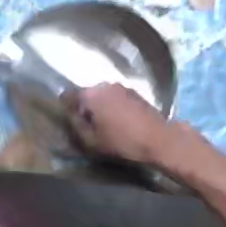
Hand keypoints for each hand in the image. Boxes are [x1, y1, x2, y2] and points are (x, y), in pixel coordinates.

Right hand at [64, 84, 187, 165]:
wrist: (160, 139)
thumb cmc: (122, 141)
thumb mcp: (91, 141)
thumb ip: (75, 126)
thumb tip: (70, 116)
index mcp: (91, 94)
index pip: (68, 95)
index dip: (66, 108)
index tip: (70, 122)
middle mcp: (105, 84)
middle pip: (86, 94)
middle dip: (84, 108)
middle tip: (88, 127)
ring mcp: (122, 87)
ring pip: (102, 96)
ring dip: (100, 108)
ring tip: (105, 126)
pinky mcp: (135, 93)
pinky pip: (116, 98)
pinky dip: (114, 107)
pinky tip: (120, 123)